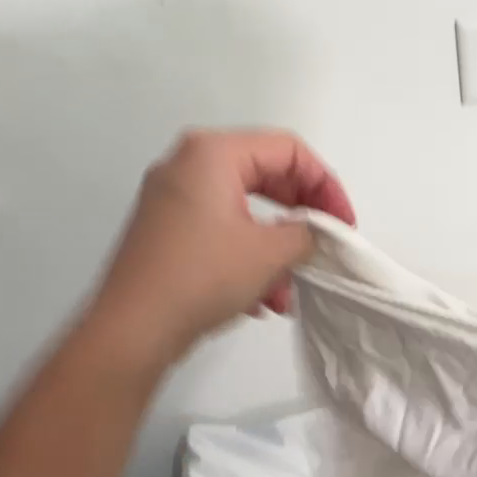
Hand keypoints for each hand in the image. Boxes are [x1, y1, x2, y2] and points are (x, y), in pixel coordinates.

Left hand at [84, 128, 355, 368]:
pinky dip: (247, 258)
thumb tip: (311, 231)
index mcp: (213, 153)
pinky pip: (221, 231)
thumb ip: (304, 234)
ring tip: (288, 291)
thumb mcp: (269, 254)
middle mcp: (188, 164)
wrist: (133, 326)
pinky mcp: (165, 230)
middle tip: (324, 248)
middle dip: (301, 217)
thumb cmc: (203, 277)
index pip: (288, 150)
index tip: (343, 226)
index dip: (326, 186)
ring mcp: (172, 198)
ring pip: (245, 211)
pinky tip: (260, 300)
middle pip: (266, 176)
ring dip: (275, 249)